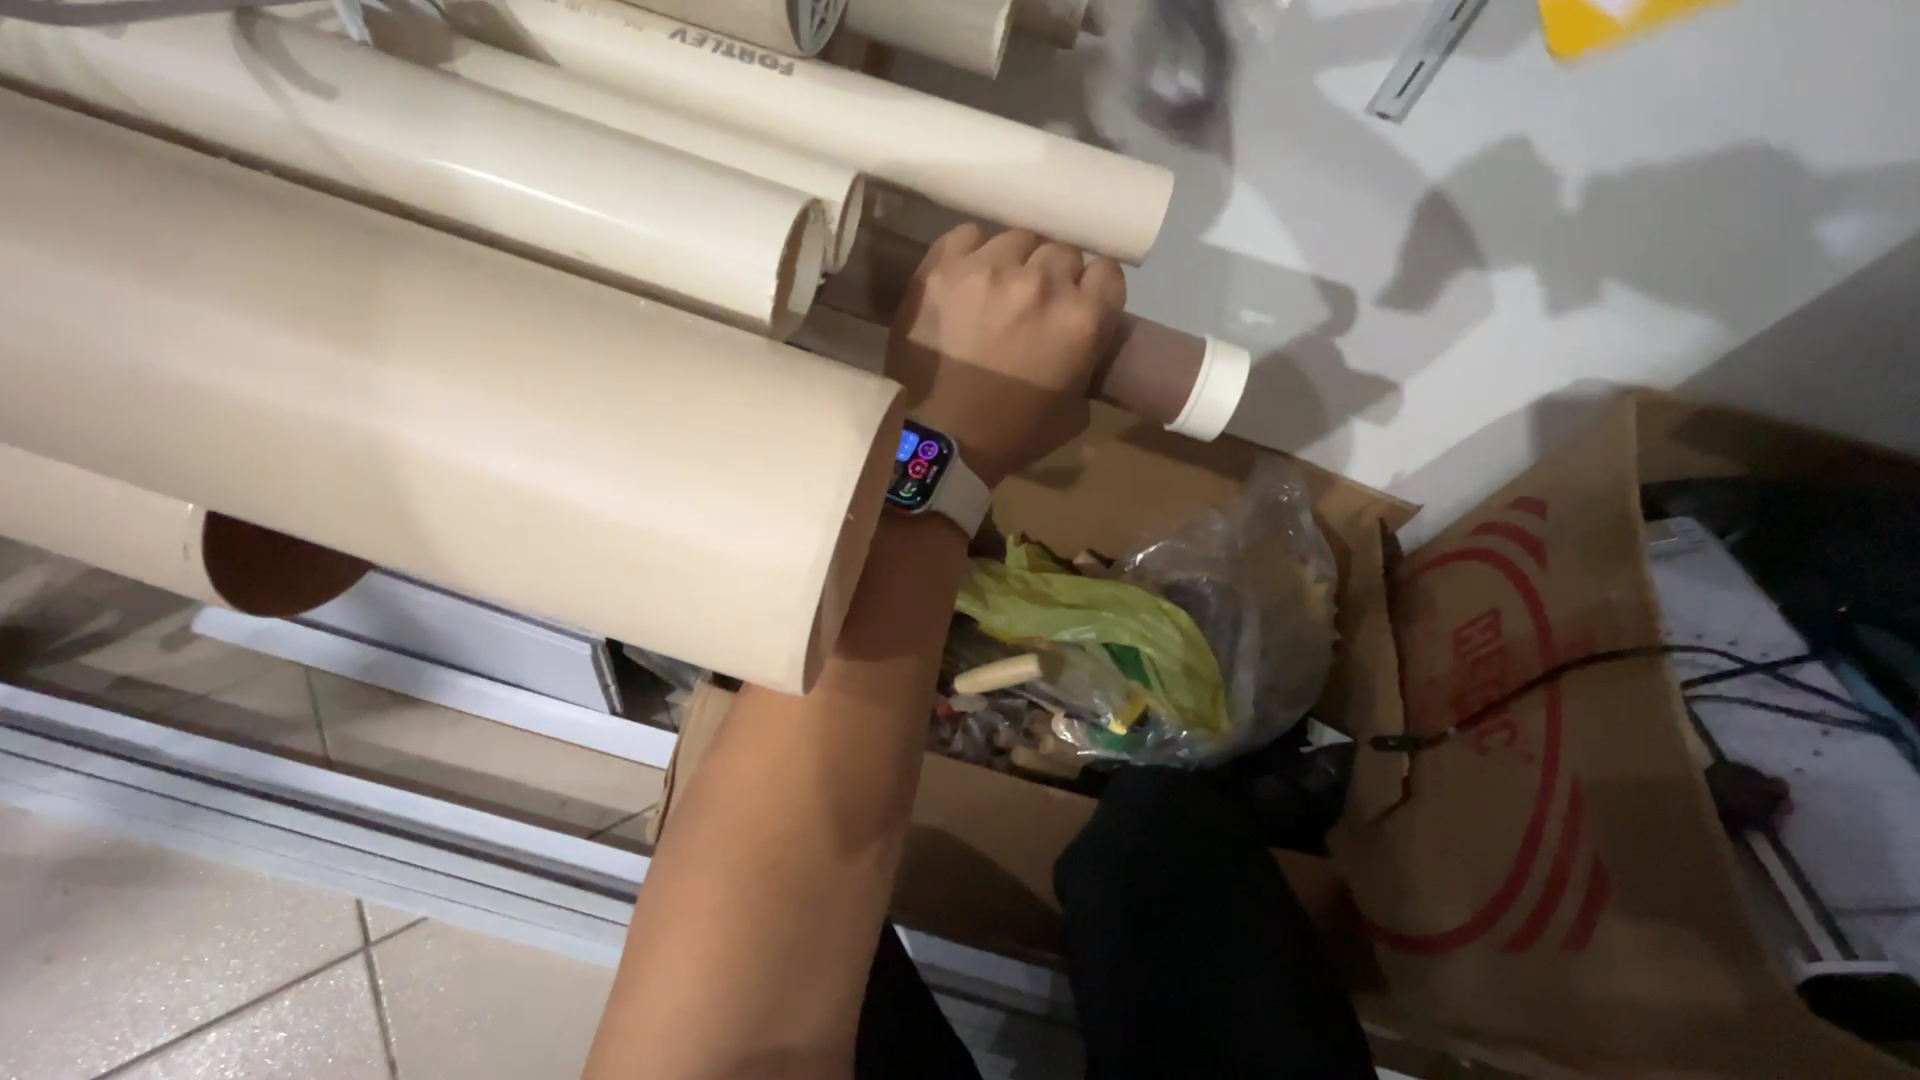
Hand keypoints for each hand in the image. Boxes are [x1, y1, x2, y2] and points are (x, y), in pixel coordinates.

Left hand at [887, 225, 1127, 487]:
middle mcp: (1042, 283)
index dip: (1092, 288)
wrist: (940, 440)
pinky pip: (967, 235)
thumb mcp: (1075, 411)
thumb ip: (1088, 363)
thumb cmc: (1012, 435)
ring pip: (1016, 238)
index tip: (1078, 302)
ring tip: (997, 288)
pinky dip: (972, 252)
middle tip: (1035, 303)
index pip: (1106, 271)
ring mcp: (989, 270)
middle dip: (1054, 275)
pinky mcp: (942, 268)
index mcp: (1083, 319)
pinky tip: (967, 277)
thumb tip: (1084, 342)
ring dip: (1014, 261)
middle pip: (1062, 251)